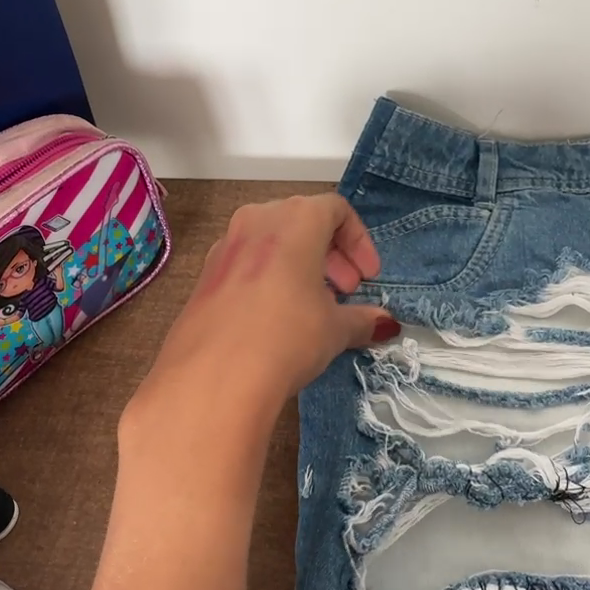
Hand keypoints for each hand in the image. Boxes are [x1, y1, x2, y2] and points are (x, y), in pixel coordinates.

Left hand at [131, 194, 397, 421]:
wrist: (210, 379)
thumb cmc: (286, 336)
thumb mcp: (335, 329)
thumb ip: (363, 319)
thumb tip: (385, 325)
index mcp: (296, 218)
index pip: (337, 210)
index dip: (360, 242)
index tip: (369, 278)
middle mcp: (258, 219)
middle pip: (304, 221)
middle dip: (332, 255)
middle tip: (347, 292)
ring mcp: (225, 245)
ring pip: (273, 241)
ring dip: (301, 266)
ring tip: (315, 307)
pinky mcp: (204, 275)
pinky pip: (248, 263)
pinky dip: (271, 278)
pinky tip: (278, 319)